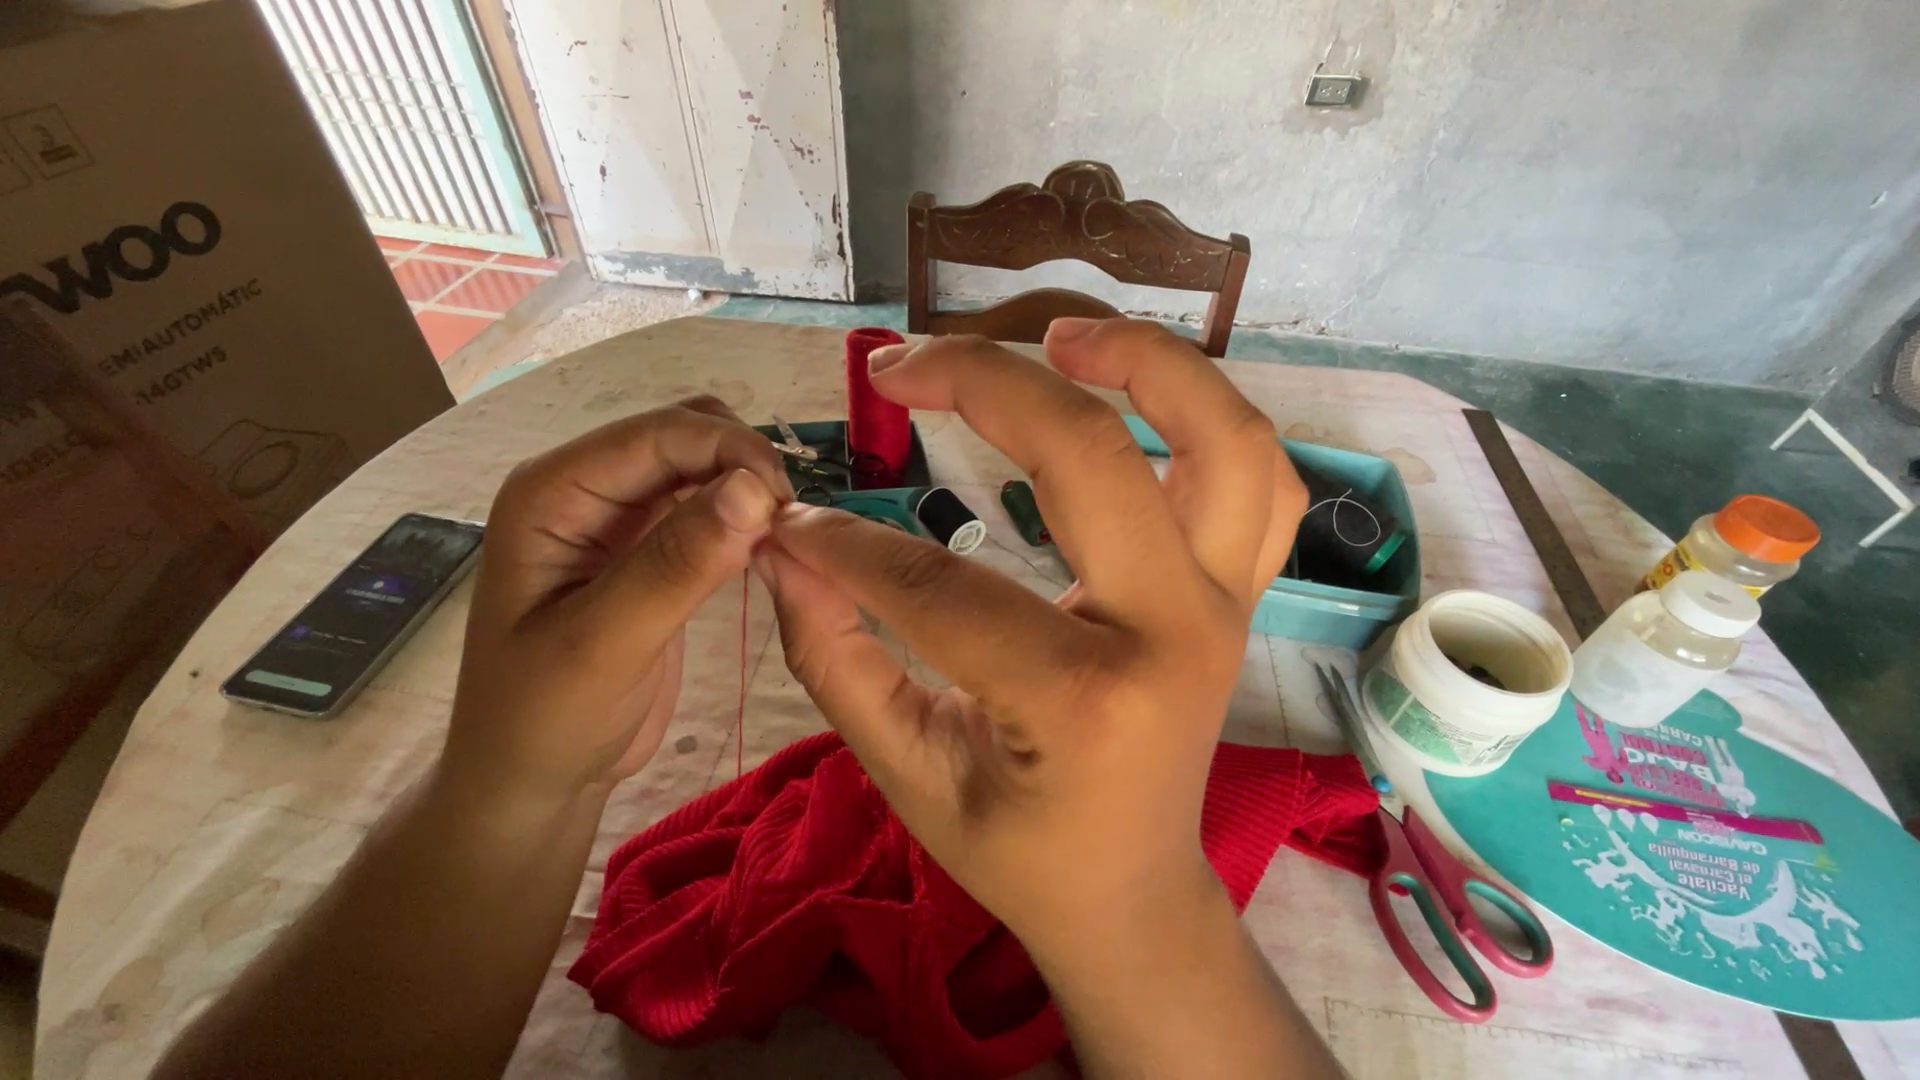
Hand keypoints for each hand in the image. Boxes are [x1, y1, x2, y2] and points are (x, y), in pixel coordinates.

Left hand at [445, 397, 791, 804]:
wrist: (535, 777)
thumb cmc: (547, 718)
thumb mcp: (606, 644)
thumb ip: (676, 564)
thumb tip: (754, 487)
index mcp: (553, 492)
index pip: (658, 434)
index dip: (730, 451)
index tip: (785, 507)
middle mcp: (586, 488)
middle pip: (684, 435)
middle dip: (743, 463)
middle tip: (785, 525)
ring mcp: (620, 517)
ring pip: (702, 465)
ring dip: (748, 488)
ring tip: (782, 537)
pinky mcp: (651, 549)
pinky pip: (708, 507)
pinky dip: (744, 516)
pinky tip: (767, 548)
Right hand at [754, 319, 1305, 953]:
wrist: (1131, 891)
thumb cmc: (1019, 849)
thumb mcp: (907, 774)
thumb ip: (835, 658)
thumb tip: (786, 549)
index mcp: (1082, 700)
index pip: (939, 585)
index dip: (847, 544)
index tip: (793, 518)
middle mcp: (1173, 633)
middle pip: (1088, 455)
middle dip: (979, 383)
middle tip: (897, 366)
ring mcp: (1225, 606)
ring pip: (1225, 439)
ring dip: (1144, 362)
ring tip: (1055, 335)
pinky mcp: (1239, 594)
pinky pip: (1261, 481)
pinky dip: (1209, 418)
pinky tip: (1138, 398)